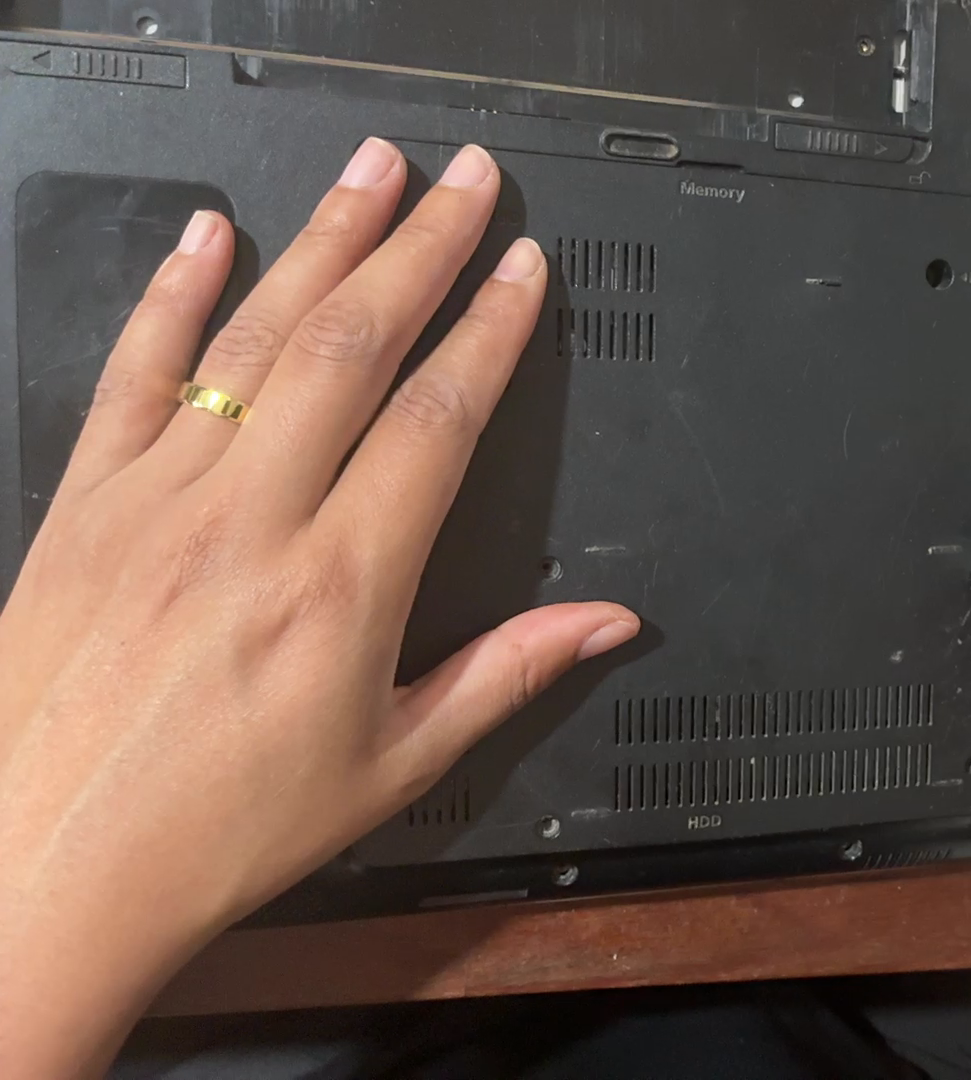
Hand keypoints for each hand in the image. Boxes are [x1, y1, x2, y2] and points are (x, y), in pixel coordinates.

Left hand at [0, 138, 638, 1077]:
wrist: (18, 893)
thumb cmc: (233, 828)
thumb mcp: (403, 759)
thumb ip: (514, 670)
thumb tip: (617, 620)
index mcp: (342, 580)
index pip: (436, 418)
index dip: (489, 331)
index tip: (522, 264)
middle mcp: (249, 517)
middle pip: (351, 347)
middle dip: (419, 248)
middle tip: (464, 175)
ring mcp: (153, 501)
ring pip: (252, 338)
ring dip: (323, 242)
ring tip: (371, 169)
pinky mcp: (82, 508)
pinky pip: (132, 378)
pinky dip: (173, 295)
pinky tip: (214, 234)